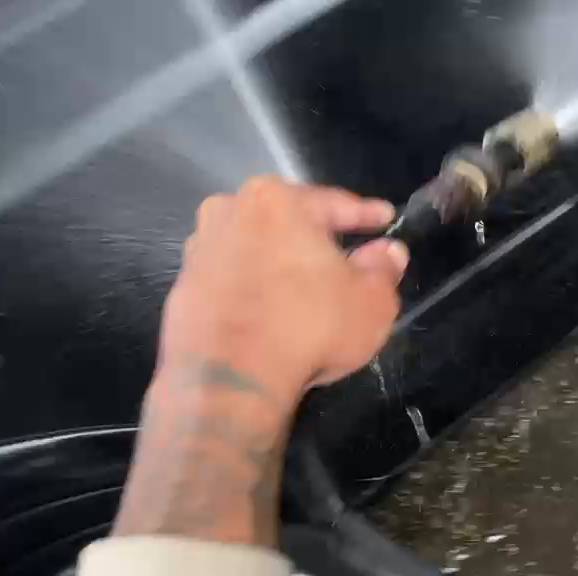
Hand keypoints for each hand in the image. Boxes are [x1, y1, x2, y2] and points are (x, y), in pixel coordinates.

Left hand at [158, 177, 407, 406]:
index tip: (387, 217)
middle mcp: (231, 210)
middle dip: (322, 235)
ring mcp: (202, 244)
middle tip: (351, 252)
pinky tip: (286, 307)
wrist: (234, 370)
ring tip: (317, 284)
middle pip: (291, 220)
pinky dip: (266, 283)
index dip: (368, 214)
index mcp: (279, 203)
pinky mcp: (189, 280)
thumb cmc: (314, 324)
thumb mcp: (373, 300)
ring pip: (263, 245)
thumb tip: (388, 250)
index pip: (336, 203)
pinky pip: (242, 273)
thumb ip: (384, 269)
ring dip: (290, 260)